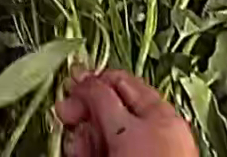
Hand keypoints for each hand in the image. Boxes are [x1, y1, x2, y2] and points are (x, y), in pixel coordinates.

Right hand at [53, 70, 196, 156]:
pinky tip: (79, 153)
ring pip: (103, 131)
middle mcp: (154, 133)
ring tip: (75, 144)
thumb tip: (82, 77)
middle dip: (83, 110)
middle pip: (108, 107)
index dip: (92, 81)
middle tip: (65, 114)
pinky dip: (88, 149)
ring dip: (82, 134)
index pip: (120, 81)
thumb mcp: (121, 126)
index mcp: (161, 115)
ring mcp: (143, 153)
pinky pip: (105, 150)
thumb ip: (99, 95)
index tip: (70, 86)